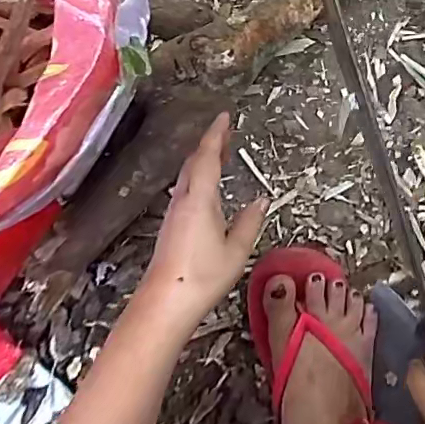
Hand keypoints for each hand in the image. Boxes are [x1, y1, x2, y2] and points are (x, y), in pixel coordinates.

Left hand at [138, 113, 267, 329]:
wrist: (163, 306)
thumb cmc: (201, 277)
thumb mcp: (236, 250)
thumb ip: (250, 222)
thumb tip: (261, 201)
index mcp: (200, 199)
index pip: (207, 157)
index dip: (216, 134)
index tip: (225, 117)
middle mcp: (183, 201)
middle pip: (194, 163)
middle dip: (210, 144)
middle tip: (226, 132)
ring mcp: (174, 215)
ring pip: (188, 176)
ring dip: (203, 160)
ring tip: (220, 154)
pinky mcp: (171, 228)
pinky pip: (186, 190)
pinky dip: (199, 177)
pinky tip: (207, 187)